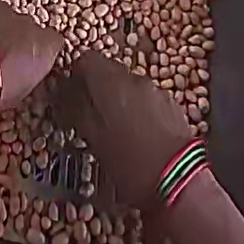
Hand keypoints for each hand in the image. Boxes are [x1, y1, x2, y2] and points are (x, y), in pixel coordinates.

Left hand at [0, 0, 62, 108]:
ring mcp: (2, 9)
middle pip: (28, 27)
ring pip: (3, 17)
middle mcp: (29, 22)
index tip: (28, 65)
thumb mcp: (20, 93)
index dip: (39, 53)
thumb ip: (27, 76)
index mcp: (46, 46)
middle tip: (0, 60)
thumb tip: (21, 75)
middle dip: (17, 39)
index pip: (53, 43)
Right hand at [57, 51, 193, 208]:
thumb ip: (74, 107)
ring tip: (115, 127)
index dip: (76, 73)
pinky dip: (138, 108)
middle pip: (108, 69)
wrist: (181, 185)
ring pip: (129, 84)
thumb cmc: (128, 162)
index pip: (86, 58)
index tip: (71, 93)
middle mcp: (134, 78)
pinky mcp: (173, 106)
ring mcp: (157, 91)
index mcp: (110, 81)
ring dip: (118, 98)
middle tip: (89, 113)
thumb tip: (63, 91)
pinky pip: (147, 98)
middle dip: (97, 86)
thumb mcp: (91, 137)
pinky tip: (138, 133)